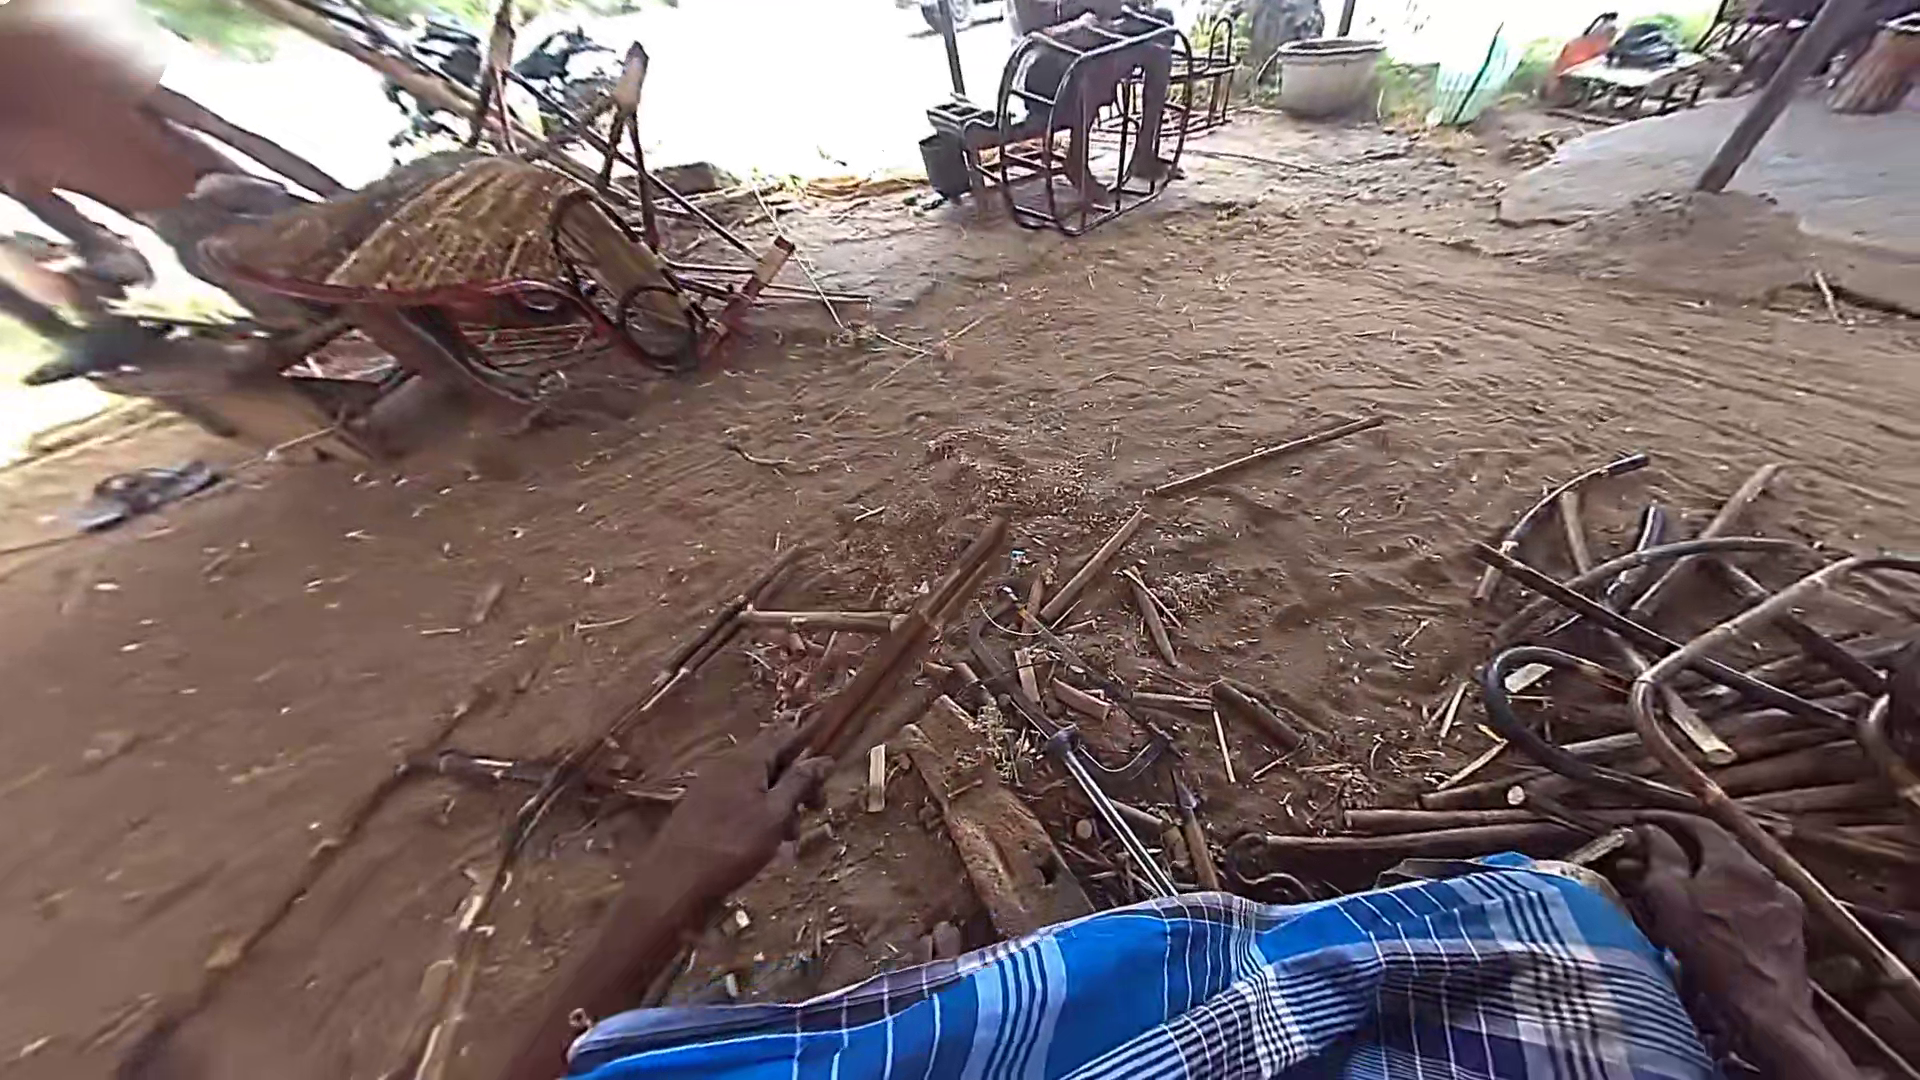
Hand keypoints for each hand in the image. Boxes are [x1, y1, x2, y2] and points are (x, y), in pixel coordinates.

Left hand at [647, 721, 831, 902]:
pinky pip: (739, 801)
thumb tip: (824, 759)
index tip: (826, 739)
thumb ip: (800, 783)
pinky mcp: (700, 811)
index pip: (783, 736)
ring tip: (790, 836)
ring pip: (756, 785)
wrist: (671, 887)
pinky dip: (759, 813)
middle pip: (771, 762)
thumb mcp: (776, 814)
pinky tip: (766, 841)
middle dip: (797, 782)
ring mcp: (711, 788)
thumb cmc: (732, 846)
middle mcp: (727, 766)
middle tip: (816, 808)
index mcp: (747, 760)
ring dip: (780, 803)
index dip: (807, 737)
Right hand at [1629, 814, 1851, 1077]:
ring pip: (1732, 872)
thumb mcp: (1665, 891)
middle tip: (1646, 849)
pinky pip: (1747, 894)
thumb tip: (1650, 830)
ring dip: (1697, 868)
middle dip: (1679, 844)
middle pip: (1719, 847)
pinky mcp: (1789, 927)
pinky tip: (1697, 902)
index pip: (1700, 824)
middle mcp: (1769, 878)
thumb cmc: (1705, 941)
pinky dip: (1717, 888)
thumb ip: (1659, 854)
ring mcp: (1785, 904)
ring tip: (1666, 878)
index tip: (1637, 821)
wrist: (1762, 1003)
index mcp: (1739, 864)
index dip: (1664, 818)